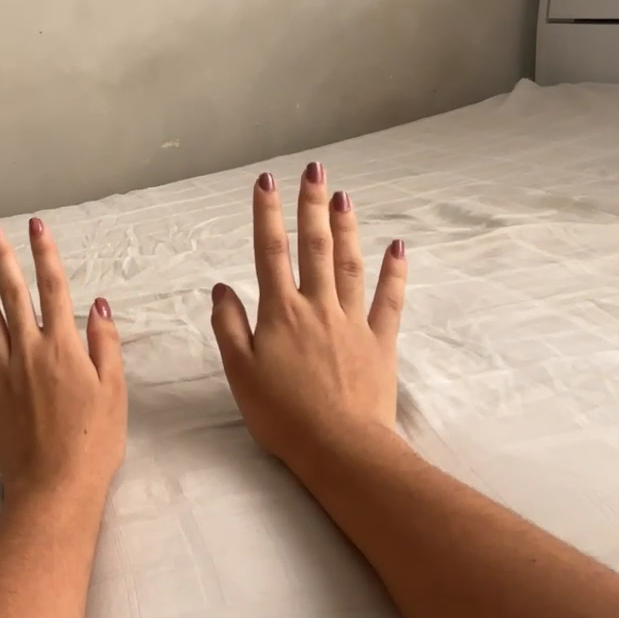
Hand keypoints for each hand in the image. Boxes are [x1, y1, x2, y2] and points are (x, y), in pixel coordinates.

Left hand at [0, 217, 126, 506]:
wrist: (57, 488)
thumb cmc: (95, 441)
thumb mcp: (115, 391)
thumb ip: (104, 344)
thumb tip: (99, 305)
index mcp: (63, 347)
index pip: (54, 288)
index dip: (44, 253)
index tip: (35, 225)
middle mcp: (29, 351)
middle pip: (14, 294)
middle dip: (2, 256)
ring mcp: (3, 374)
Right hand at [210, 163, 408, 472]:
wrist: (340, 448)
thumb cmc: (282, 414)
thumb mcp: (239, 372)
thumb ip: (229, 326)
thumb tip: (221, 288)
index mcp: (280, 313)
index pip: (270, 253)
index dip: (267, 214)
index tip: (266, 180)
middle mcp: (317, 307)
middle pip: (314, 247)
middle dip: (311, 205)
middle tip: (314, 169)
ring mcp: (353, 322)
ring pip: (349, 265)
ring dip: (346, 228)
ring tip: (344, 195)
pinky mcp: (380, 342)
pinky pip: (389, 300)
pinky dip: (394, 272)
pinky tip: (397, 246)